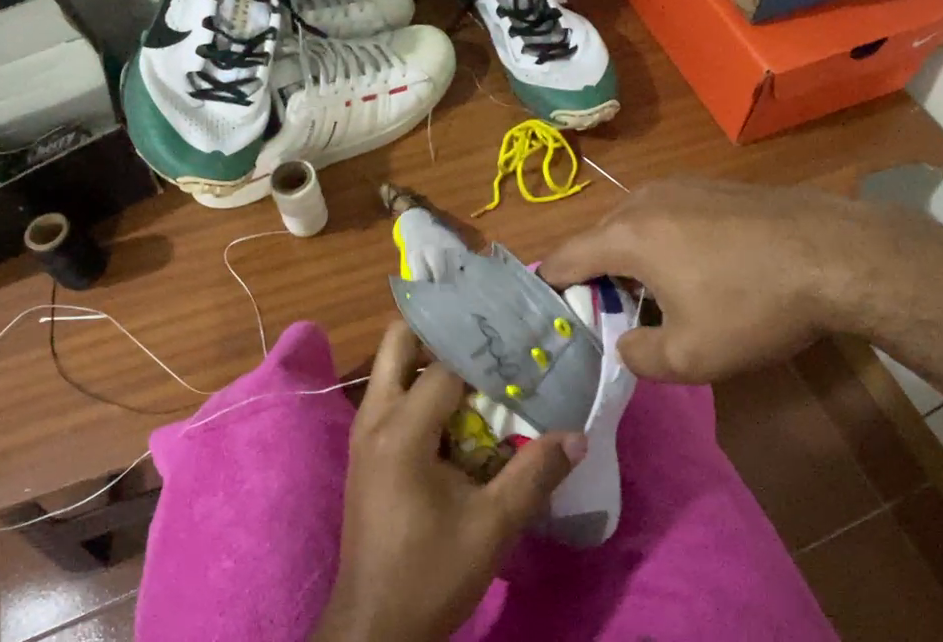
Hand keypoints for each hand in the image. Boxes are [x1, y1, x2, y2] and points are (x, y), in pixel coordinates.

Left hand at [314, 322, 585, 641]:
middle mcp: (373, 419)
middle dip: (441, 330)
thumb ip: (534, 473)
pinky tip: (462, 404)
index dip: (483, 350)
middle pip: (398, 343)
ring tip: (482, 360)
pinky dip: (422, 386)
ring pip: (392, 368)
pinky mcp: (367, 451)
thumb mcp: (493, 526)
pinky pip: (392, 396)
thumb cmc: (430, 574)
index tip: (519, 337)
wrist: (375, 626)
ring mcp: (364, 434)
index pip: (443, 365)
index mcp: (400, 430)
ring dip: (431, 357)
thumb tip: (578, 434)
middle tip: (487, 334)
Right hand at [539, 177, 924, 382]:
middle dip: (596, 276)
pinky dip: (665, 242)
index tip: (548, 312)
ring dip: (633, 259)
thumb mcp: (690, 356)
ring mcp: (683, 185)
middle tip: (610, 317)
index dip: (549, 286)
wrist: (837, 254)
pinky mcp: (715, 186)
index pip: (564, 258)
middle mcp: (644, 199)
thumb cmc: (753, 306)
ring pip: (635, 224)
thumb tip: (625, 344)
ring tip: (656, 297)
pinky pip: (669, 215)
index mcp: (626, 235)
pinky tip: (699, 271)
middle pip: (599, 238)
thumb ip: (639, 357)